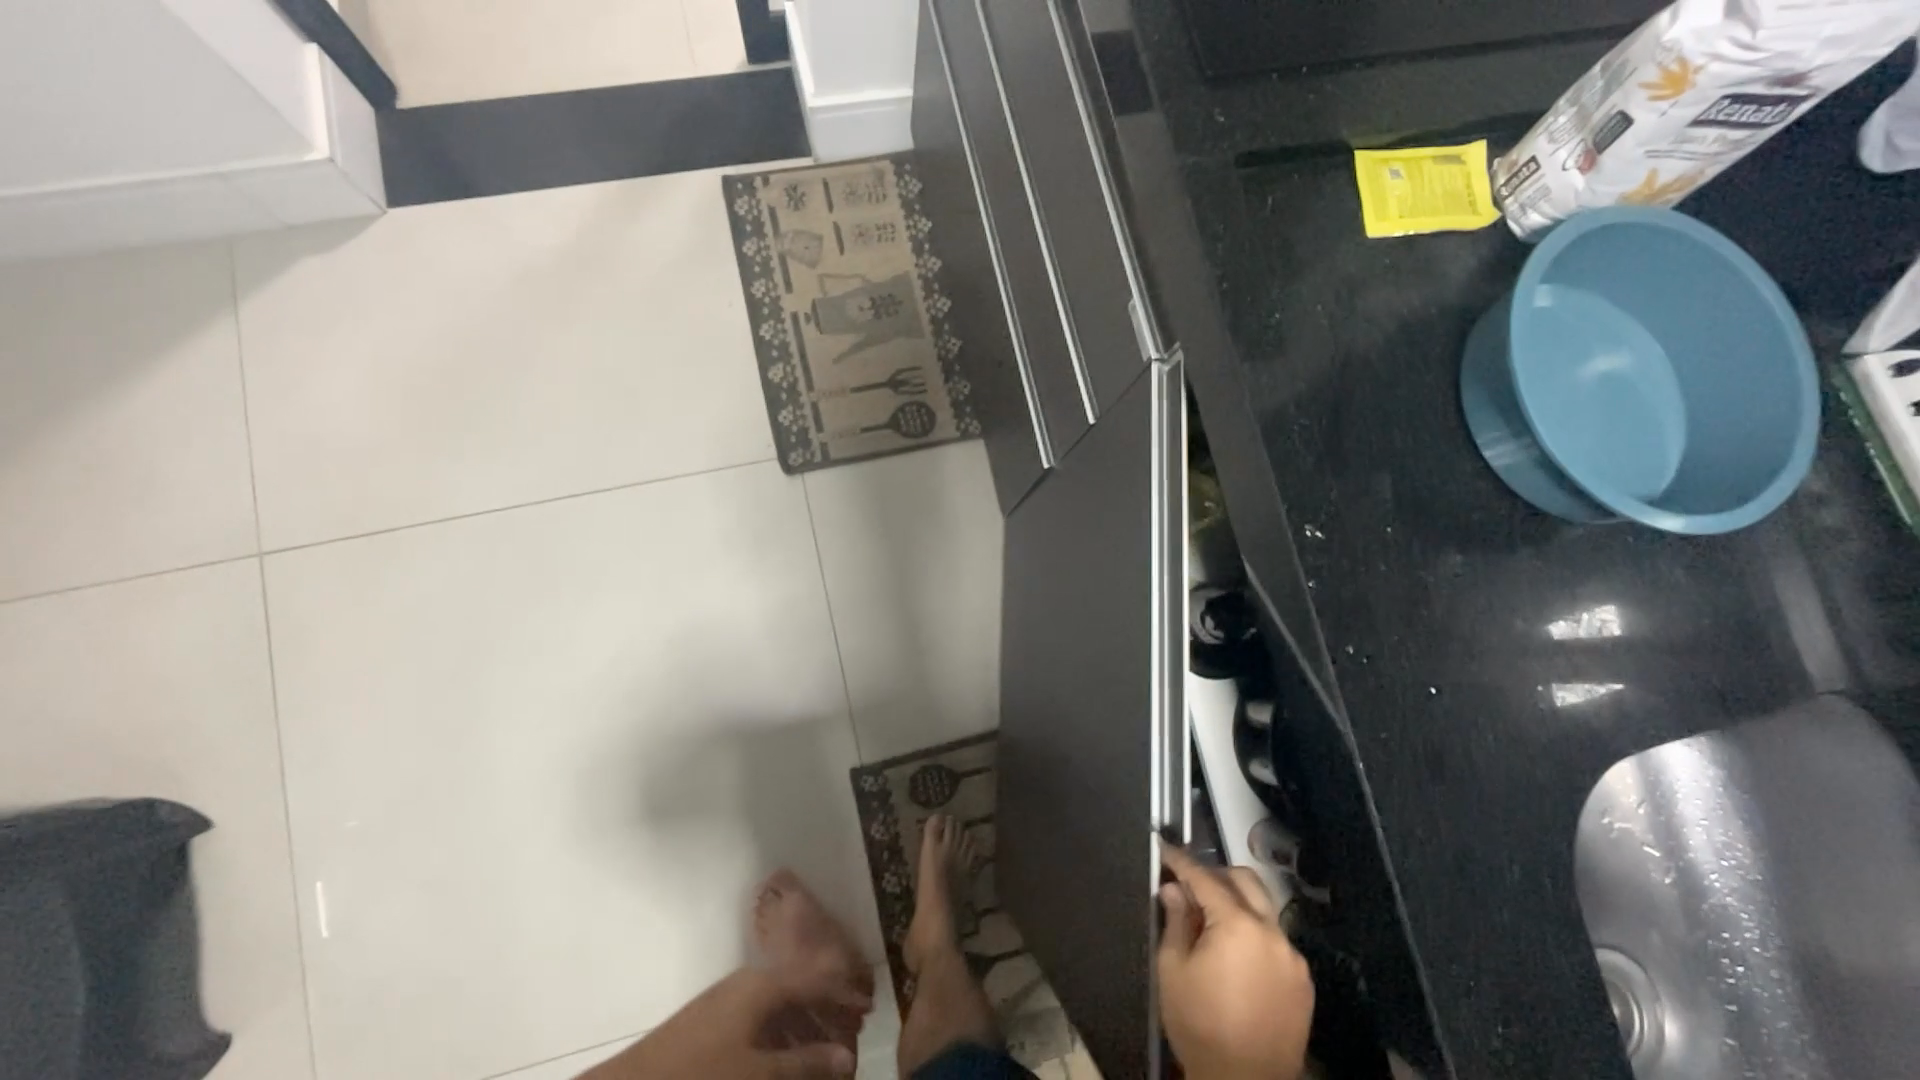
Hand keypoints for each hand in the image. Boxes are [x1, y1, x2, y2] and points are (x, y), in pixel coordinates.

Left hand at [581, 968, 868, 1079]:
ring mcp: (727, 1002)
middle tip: (850, 1036)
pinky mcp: (712, 1023)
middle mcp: (747, 984)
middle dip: (825, 1014)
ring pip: (779, 1009)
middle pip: (798, 990)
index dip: (844, 994)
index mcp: (761, 986)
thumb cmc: (701, 1074)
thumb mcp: (758, 1072)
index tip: (869, 1010)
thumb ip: (804, 1062)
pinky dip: (780, 1040)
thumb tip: (847, 1055)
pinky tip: (785, 1062)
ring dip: (803, 1031)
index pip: (815, 979)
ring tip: (822, 1058)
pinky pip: (760, 1023)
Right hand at [1157, 840, 1314, 1079]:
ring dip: (1239, 905)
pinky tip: (1236, 957)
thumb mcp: (1173, 971)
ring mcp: (1293, 958)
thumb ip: (1176, 922)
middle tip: (1189, 883)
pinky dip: (1255, 935)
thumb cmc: (1200, 1026)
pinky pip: (1277, 942)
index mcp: (1238, 925)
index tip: (1165, 850)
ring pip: (1265, 911)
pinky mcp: (1303, 982)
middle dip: (1217, 874)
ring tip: (1211, 922)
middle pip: (1246, 881)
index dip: (1182, 862)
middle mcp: (1272, 932)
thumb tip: (1173, 890)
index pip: (1206, 879)